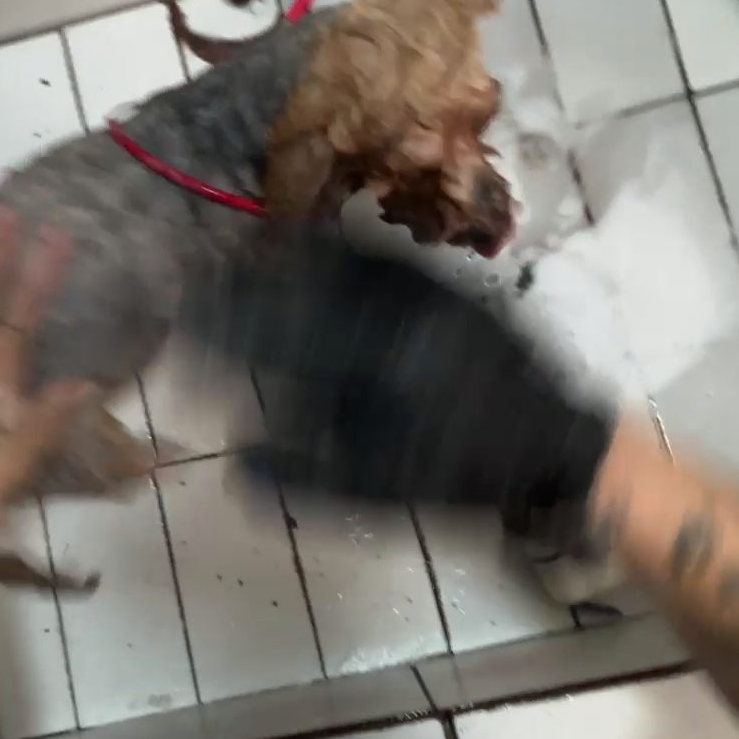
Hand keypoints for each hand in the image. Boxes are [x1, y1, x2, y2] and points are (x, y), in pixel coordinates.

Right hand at [181, 235, 614, 522]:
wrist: (553, 442)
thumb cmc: (458, 473)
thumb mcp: (379, 490)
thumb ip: (302, 475)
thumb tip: (235, 456)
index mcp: (369, 372)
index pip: (274, 341)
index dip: (222, 332)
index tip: (184, 327)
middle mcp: (390, 319)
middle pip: (292, 292)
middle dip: (235, 291)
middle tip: (196, 291)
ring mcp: (416, 292)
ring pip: (328, 264)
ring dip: (273, 261)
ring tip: (233, 261)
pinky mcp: (438, 281)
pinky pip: (371, 255)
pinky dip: (326, 251)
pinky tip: (302, 248)